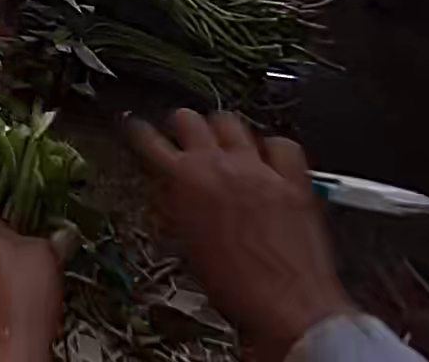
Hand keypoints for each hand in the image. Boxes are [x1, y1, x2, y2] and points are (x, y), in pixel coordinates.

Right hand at [127, 111, 352, 360]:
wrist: (290, 310)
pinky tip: (266, 158)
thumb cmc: (231, 282)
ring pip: (230, 122)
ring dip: (221, 131)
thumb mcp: (178, 235)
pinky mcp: (293, 184)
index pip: (143, 134)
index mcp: (179, 176)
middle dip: (179, 125)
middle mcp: (214, 165)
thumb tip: (160, 181)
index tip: (136, 130)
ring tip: (223, 145)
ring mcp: (256, 171)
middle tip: (181, 138)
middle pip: (187, 117)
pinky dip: (272, 147)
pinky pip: (283, 146)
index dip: (135, 129)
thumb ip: (166, 197)